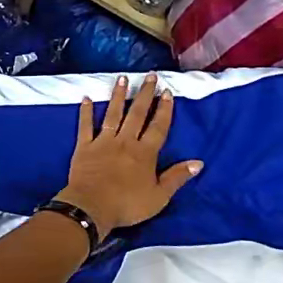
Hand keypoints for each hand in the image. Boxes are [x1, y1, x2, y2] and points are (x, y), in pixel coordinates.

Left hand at [55, 73, 203, 239]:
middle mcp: (125, 141)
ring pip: (113, 114)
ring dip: (119, 95)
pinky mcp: (84, 146)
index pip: (158, 127)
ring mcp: (103, 142)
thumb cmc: (127, 204)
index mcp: (145, 153)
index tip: (167, 92)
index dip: (164, 109)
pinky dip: (85, 112)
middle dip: (145, 94)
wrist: (92, 207)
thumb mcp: (159, 196)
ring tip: (122, 78)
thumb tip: (198, 162)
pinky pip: (85, 125)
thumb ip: (177, 177)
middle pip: (137, 114)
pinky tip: (86, 98)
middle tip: (150, 76)